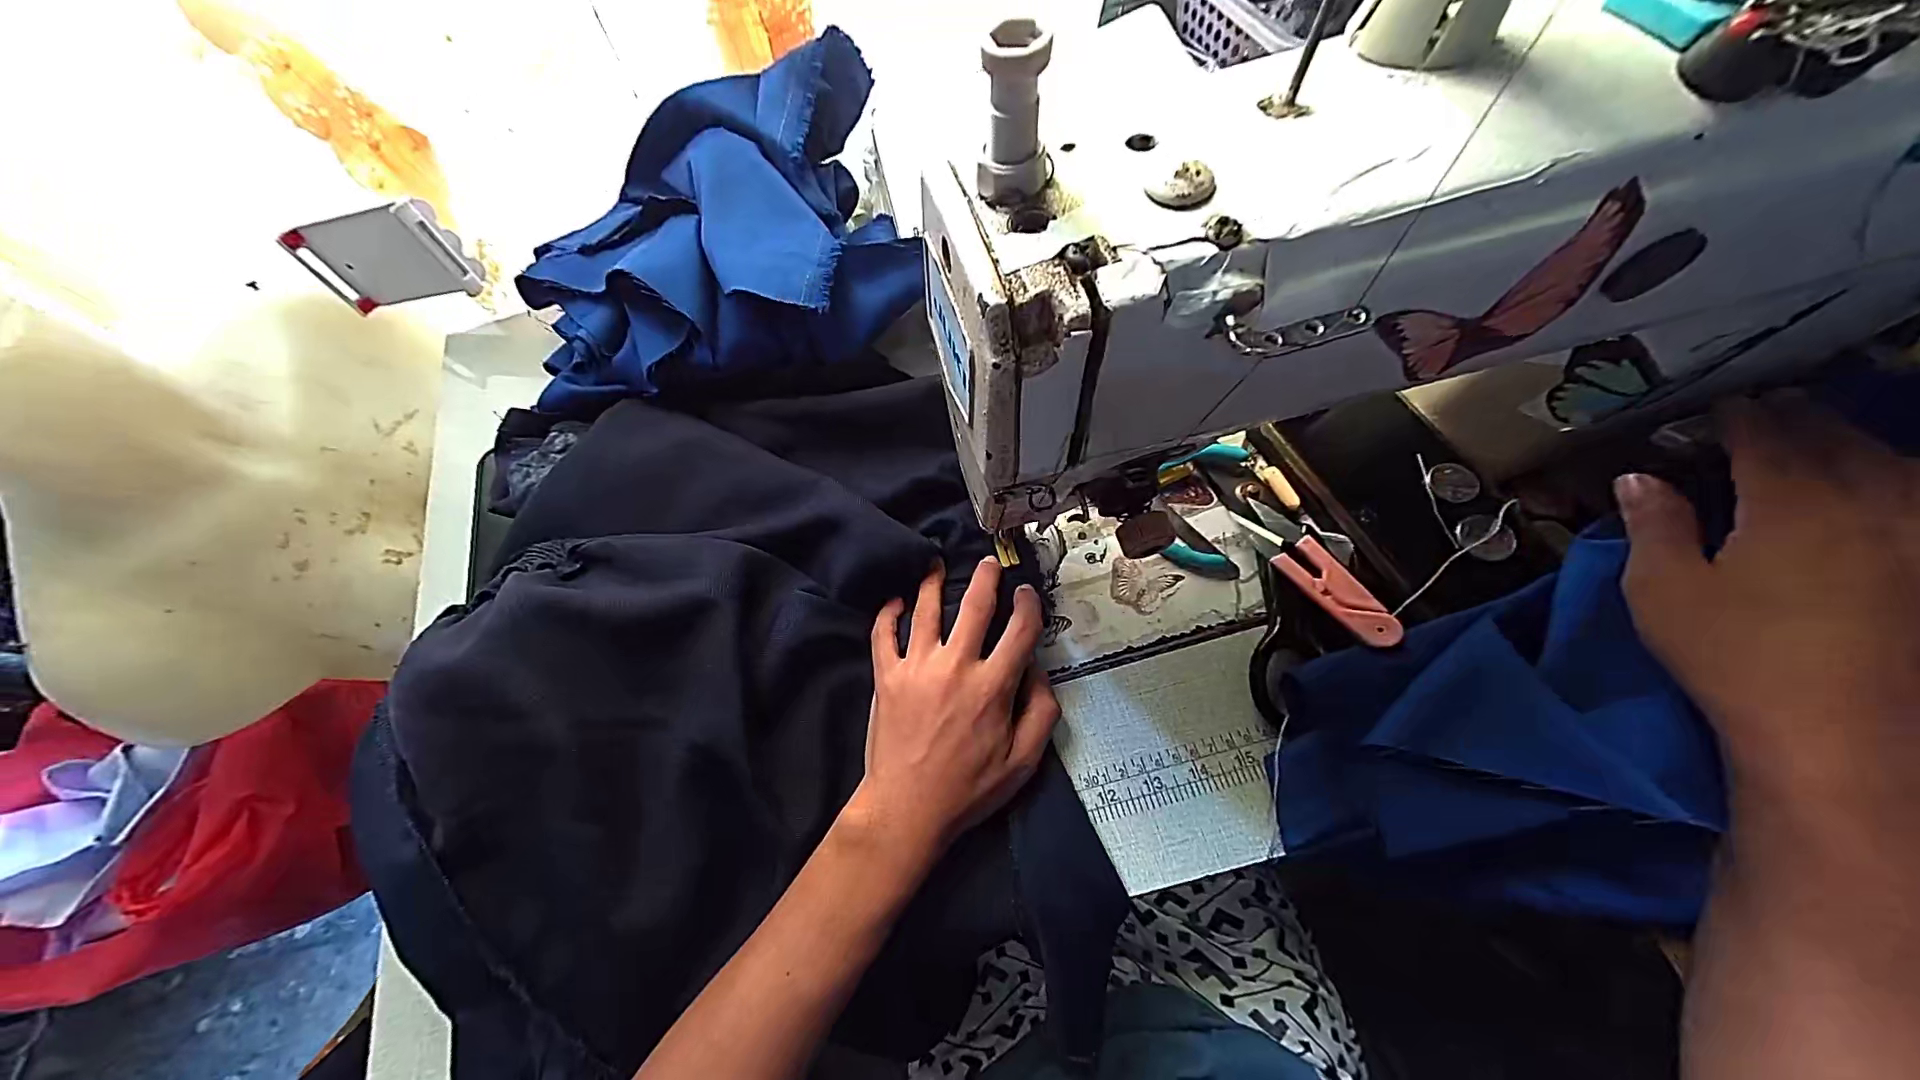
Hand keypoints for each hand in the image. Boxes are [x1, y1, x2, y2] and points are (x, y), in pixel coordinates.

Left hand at [845, 557, 1059, 863]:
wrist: (907, 809)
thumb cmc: (968, 788)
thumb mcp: (1023, 762)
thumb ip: (1041, 713)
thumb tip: (1039, 672)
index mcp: (992, 687)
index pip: (1019, 630)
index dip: (1028, 604)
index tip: (1027, 592)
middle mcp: (955, 667)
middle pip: (974, 606)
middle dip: (987, 577)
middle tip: (989, 563)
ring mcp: (916, 668)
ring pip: (926, 611)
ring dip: (932, 583)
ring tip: (935, 566)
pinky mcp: (886, 677)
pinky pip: (883, 635)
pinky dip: (887, 614)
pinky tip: (894, 601)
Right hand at [1617, 394, 1919, 803]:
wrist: (1846, 736)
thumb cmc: (1736, 656)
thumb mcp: (1664, 591)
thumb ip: (1655, 526)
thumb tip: (1638, 478)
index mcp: (1795, 503)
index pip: (1765, 435)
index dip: (1738, 416)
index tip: (1717, 405)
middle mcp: (1877, 502)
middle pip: (1839, 439)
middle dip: (1798, 420)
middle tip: (1765, 411)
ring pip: (1895, 463)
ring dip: (1851, 444)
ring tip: (1821, 441)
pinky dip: (1892, 480)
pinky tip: (1877, 490)